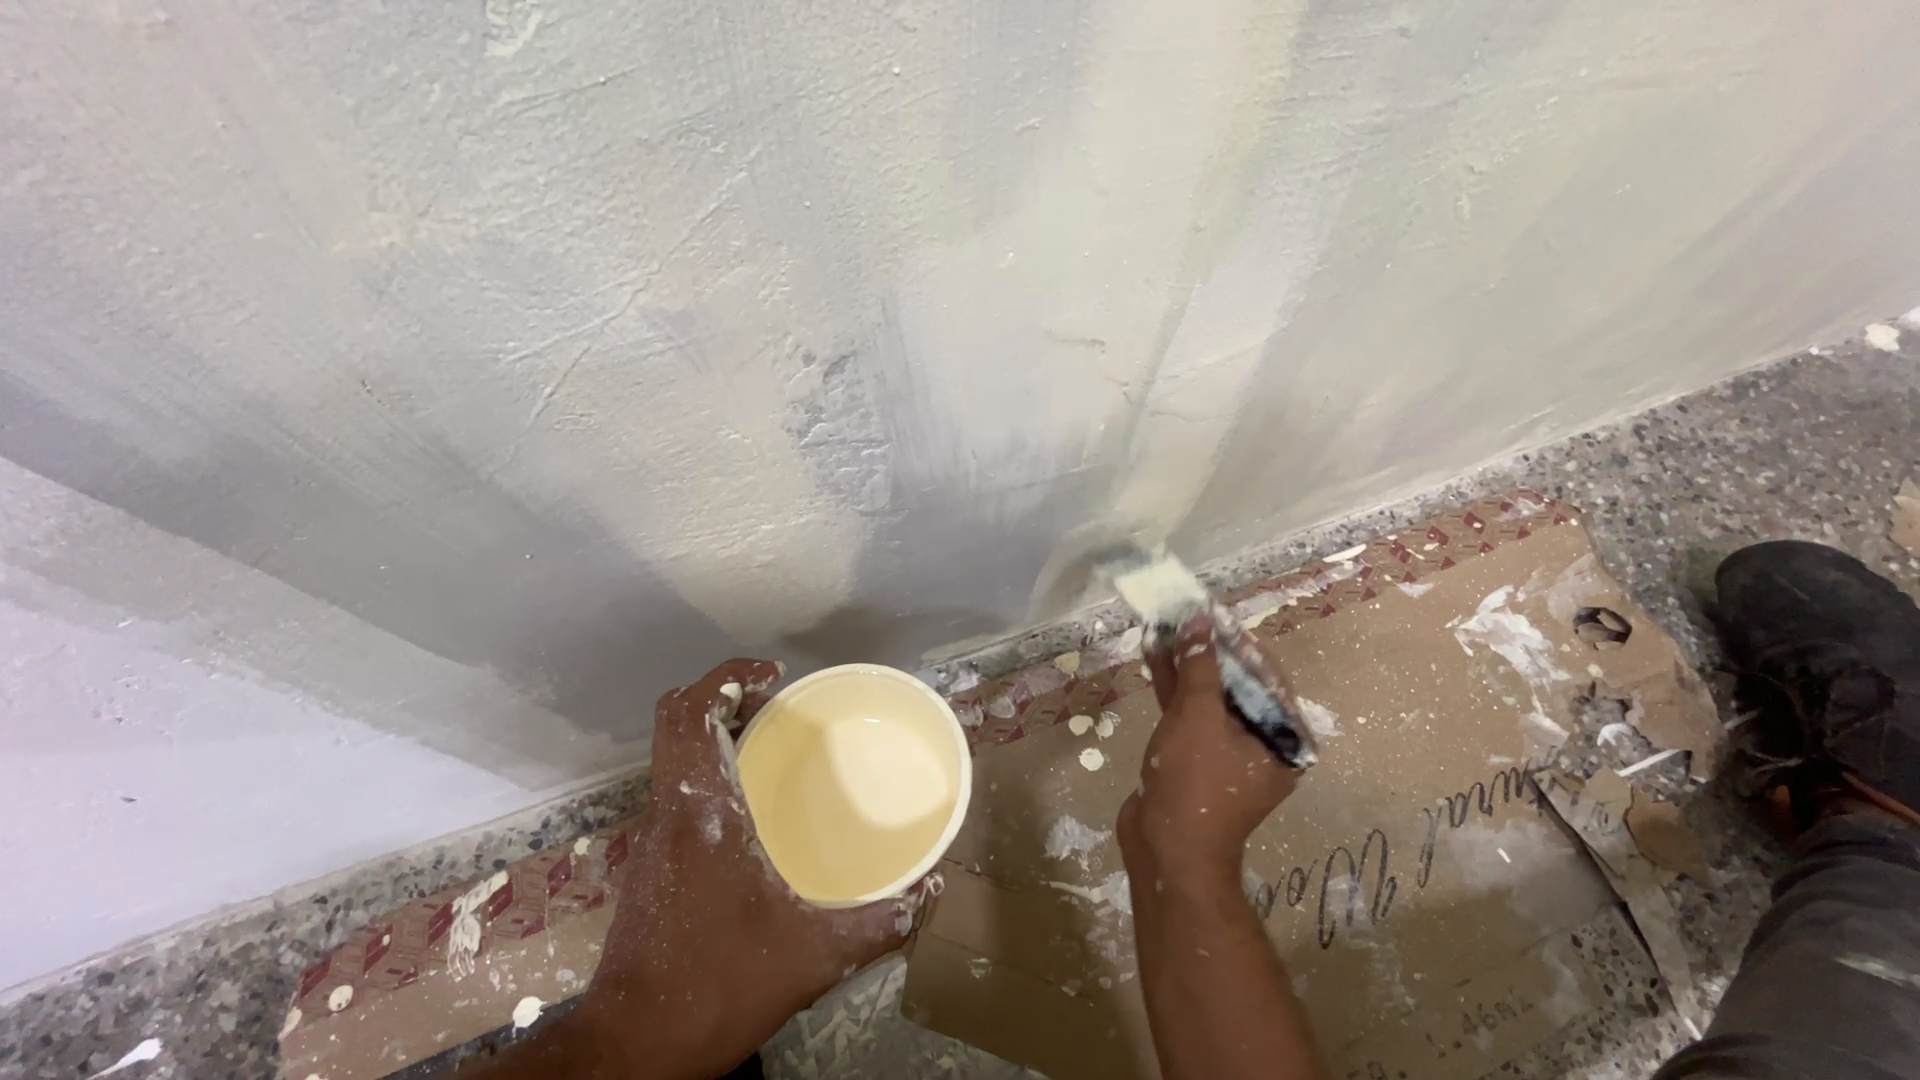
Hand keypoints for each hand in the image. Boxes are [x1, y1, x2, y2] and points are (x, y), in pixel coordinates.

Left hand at [580, 659, 938, 1078]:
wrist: (632, 1048)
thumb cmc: (717, 985)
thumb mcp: (812, 956)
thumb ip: (878, 923)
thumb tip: (928, 896)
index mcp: (699, 812)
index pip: (688, 712)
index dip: (727, 676)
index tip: (774, 676)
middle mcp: (669, 813)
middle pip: (678, 723)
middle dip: (726, 698)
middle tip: (779, 707)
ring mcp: (656, 839)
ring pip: (676, 757)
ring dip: (719, 736)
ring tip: (775, 746)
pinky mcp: (656, 865)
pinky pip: (681, 792)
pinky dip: (715, 774)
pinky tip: (757, 811)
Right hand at [1119, 617, 1298, 885]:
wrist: (1166, 850)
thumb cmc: (1194, 783)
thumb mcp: (1198, 717)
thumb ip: (1201, 666)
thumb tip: (1199, 622)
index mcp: (1284, 737)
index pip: (1266, 674)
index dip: (1235, 639)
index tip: (1208, 609)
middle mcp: (1263, 741)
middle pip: (1236, 682)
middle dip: (1206, 648)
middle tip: (1181, 613)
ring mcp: (1227, 749)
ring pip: (1208, 696)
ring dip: (1185, 663)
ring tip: (1161, 625)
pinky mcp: (1196, 756)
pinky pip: (1189, 713)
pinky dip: (1173, 687)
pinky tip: (1153, 656)